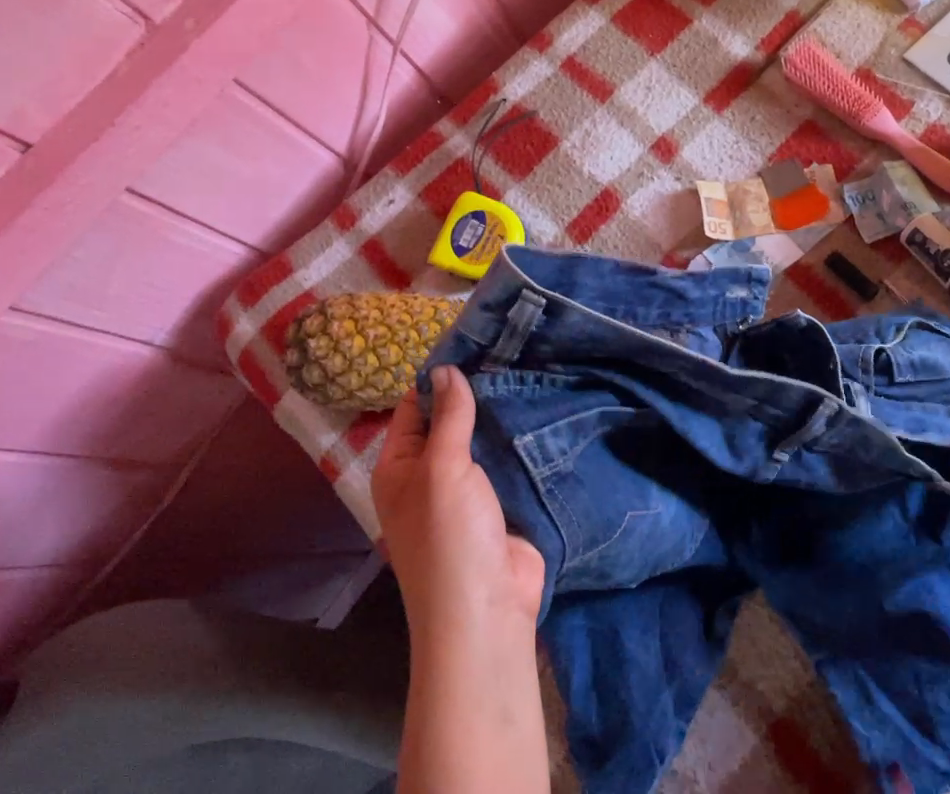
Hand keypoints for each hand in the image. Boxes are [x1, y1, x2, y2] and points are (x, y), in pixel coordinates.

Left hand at [372, 366, 548, 793]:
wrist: (487, 609)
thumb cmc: (449, 537)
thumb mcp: (442, 469)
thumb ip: (448, 418)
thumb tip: (447, 370)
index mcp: (400, 468)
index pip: (414, 409)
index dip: (440, 377)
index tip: (475, 339)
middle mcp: (431, 477)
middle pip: (453, 424)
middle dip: (479, 394)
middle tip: (514, 347)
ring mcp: (470, 494)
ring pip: (486, 444)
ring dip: (505, 418)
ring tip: (537, 369)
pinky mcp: (505, 506)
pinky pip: (513, 465)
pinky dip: (526, 444)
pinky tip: (550, 411)